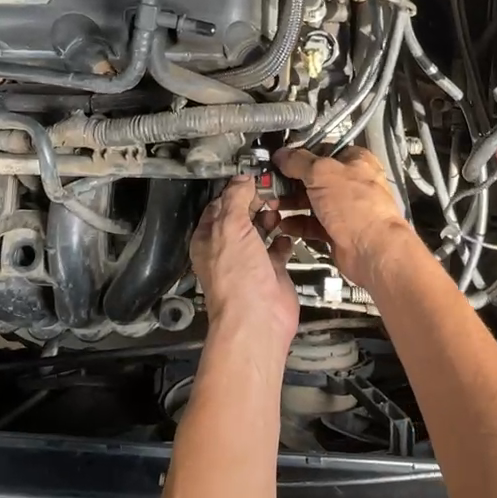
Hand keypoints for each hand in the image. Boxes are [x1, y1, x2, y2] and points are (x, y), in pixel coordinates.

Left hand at [189, 176, 299, 352]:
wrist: (258, 319)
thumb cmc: (237, 278)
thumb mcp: (230, 227)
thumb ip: (236, 199)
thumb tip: (242, 179)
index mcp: (209, 238)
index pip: (220, 205)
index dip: (236, 190)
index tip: (254, 179)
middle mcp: (227, 249)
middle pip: (242, 216)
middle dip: (256, 203)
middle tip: (271, 193)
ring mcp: (250, 261)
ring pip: (260, 231)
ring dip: (271, 219)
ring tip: (279, 211)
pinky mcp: (271, 272)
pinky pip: (278, 249)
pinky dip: (284, 241)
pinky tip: (287, 236)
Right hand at [272, 148, 414, 288]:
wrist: (371, 250)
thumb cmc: (358, 207)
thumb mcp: (323, 174)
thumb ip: (299, 162)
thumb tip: (283, 155)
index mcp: (356, 161)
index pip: (324, 150)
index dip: (301, 154)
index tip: (281, 159)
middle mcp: (352, 184)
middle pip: (314, 177)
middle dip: (291, 182)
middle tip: (272, 184)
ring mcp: (345, 209)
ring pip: (312, 202)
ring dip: (291, 203)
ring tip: (273, 204)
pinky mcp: (337, 231)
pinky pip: (312, 225)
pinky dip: (297, 224)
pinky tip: (284, 224)